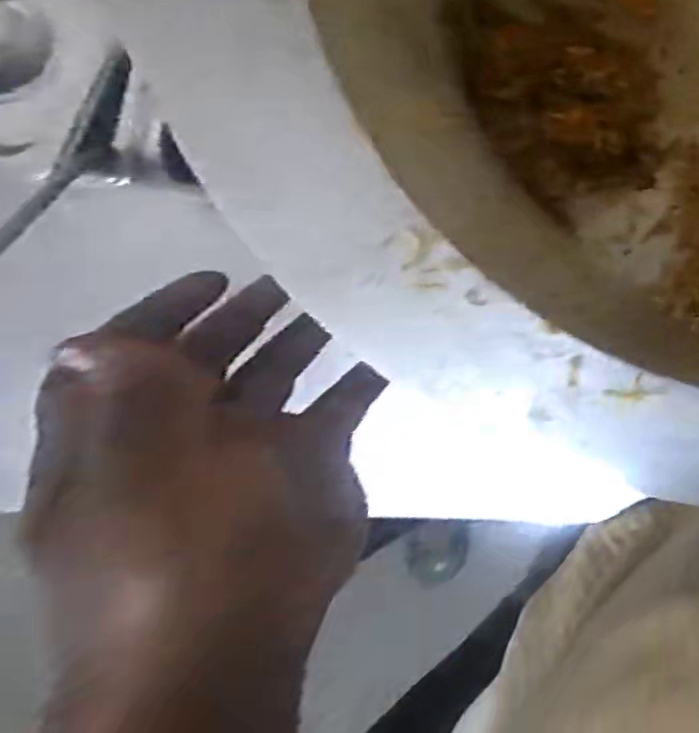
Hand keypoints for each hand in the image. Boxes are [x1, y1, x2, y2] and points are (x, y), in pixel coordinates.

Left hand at [22, 272, 385, 732]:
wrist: (237, 628)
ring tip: (349, 300)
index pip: (119, 361)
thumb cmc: (177, 548)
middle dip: (243, 318)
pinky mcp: (311, 461)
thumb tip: (97, 336)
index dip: (157, 315)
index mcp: (117, 438)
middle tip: (297, 280)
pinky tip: (392, 349)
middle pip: (205, 362)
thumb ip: (133, 403)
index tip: (216, 279)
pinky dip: (362, 374)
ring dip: (305, 338)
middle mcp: (180, 436)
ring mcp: (250, 450)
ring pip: (277, 377)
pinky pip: (338, 403)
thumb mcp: (145, 475)